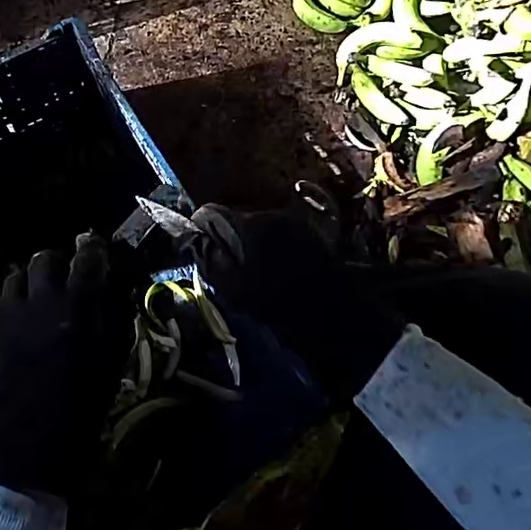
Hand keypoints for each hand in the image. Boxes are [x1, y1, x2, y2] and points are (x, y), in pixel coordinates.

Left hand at [0, 232, 128, 496]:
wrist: (36, 443)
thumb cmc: (85, 402)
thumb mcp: (112, 356)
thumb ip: (113, 317)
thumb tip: (114, 291)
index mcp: (76, 306)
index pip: (86, 258)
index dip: (93, 249)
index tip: (96, 247)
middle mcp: (40, 303)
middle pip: (43, 260)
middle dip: (55, 263)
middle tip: (64, 274)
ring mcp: (8, 319)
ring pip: (14, 280)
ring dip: (29, 283)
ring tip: (38, 297)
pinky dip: (8, 310)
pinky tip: (16, 325)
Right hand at [189, 204, 403, 398]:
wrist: (339, 315)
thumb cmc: (281, 305)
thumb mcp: (234, 289)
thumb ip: (208, 258)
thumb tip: (190, 238)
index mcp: (248, 224)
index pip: (210, 214)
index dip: (200, 234)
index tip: (202, 256)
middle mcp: (270, 214)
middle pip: (235, 221)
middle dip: (228, 242)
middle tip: (230, 273)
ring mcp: (293, 222)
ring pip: (258, 228)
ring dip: (252, 247)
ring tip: (257, 278)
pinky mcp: (310, 234)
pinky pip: (280, 236)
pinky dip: (273, 250)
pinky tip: (279, 275)